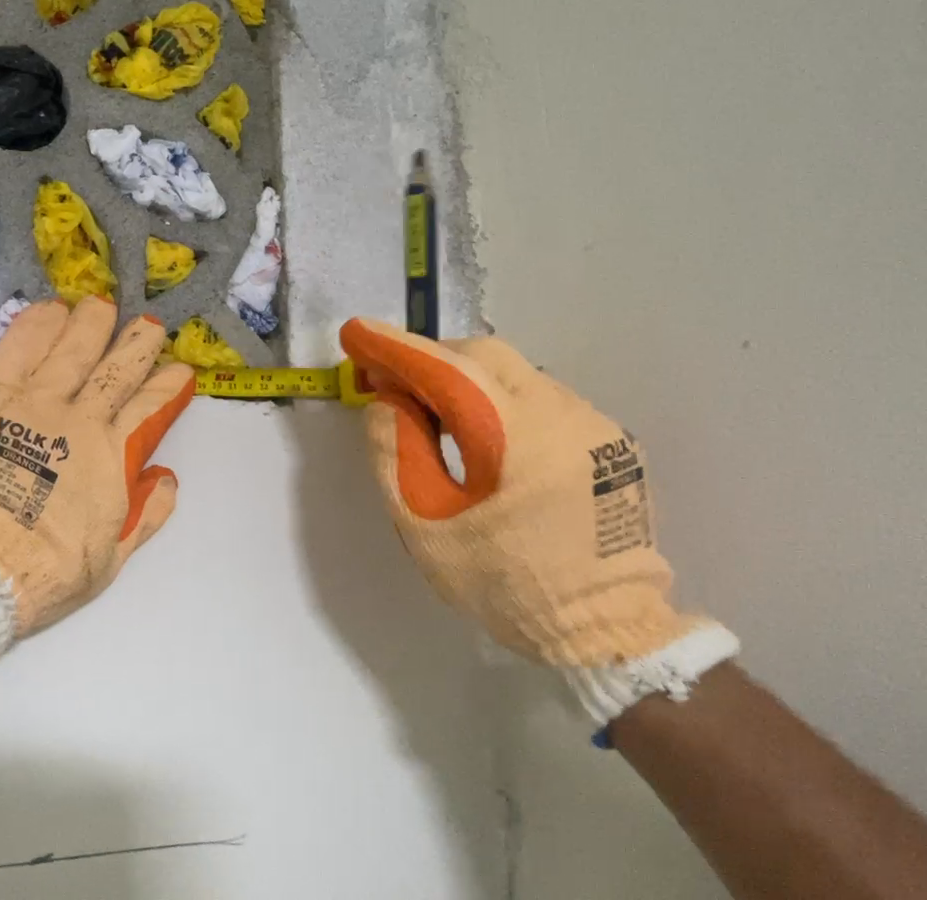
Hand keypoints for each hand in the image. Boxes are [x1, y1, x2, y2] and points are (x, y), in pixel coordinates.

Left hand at [0, 297, 196, 695]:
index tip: (179, 370)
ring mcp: (32, 403)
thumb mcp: (111, 558)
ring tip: (100, 306)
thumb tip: (168, 479)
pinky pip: (16, 350)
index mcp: (112, 457)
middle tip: (148, 324)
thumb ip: (146, 514)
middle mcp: (78, 419)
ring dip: (90, 323)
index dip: (168, 386)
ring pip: (70, 348)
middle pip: (115, 369)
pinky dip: (35, 327)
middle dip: (137, 343)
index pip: (150, 408)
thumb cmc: (46, 572)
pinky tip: (49, 311)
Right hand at [339, 318, 736, 721]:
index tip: (355, 333)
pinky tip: (481, 439)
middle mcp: (567, 417)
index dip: (395, 348)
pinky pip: (542, 401)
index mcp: (520, 437)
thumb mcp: (424, 523)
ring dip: (465, 381)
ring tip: (431, 417)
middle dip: (431, 360)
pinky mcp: (610, 444)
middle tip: (389, 383)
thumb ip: (396, 451)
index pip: (447, 370)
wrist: (604, 632)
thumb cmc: (502, 582)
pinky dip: (499, 402)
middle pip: (487, 358)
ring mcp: (596, 428)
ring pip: (516, 376)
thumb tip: (388, 401)